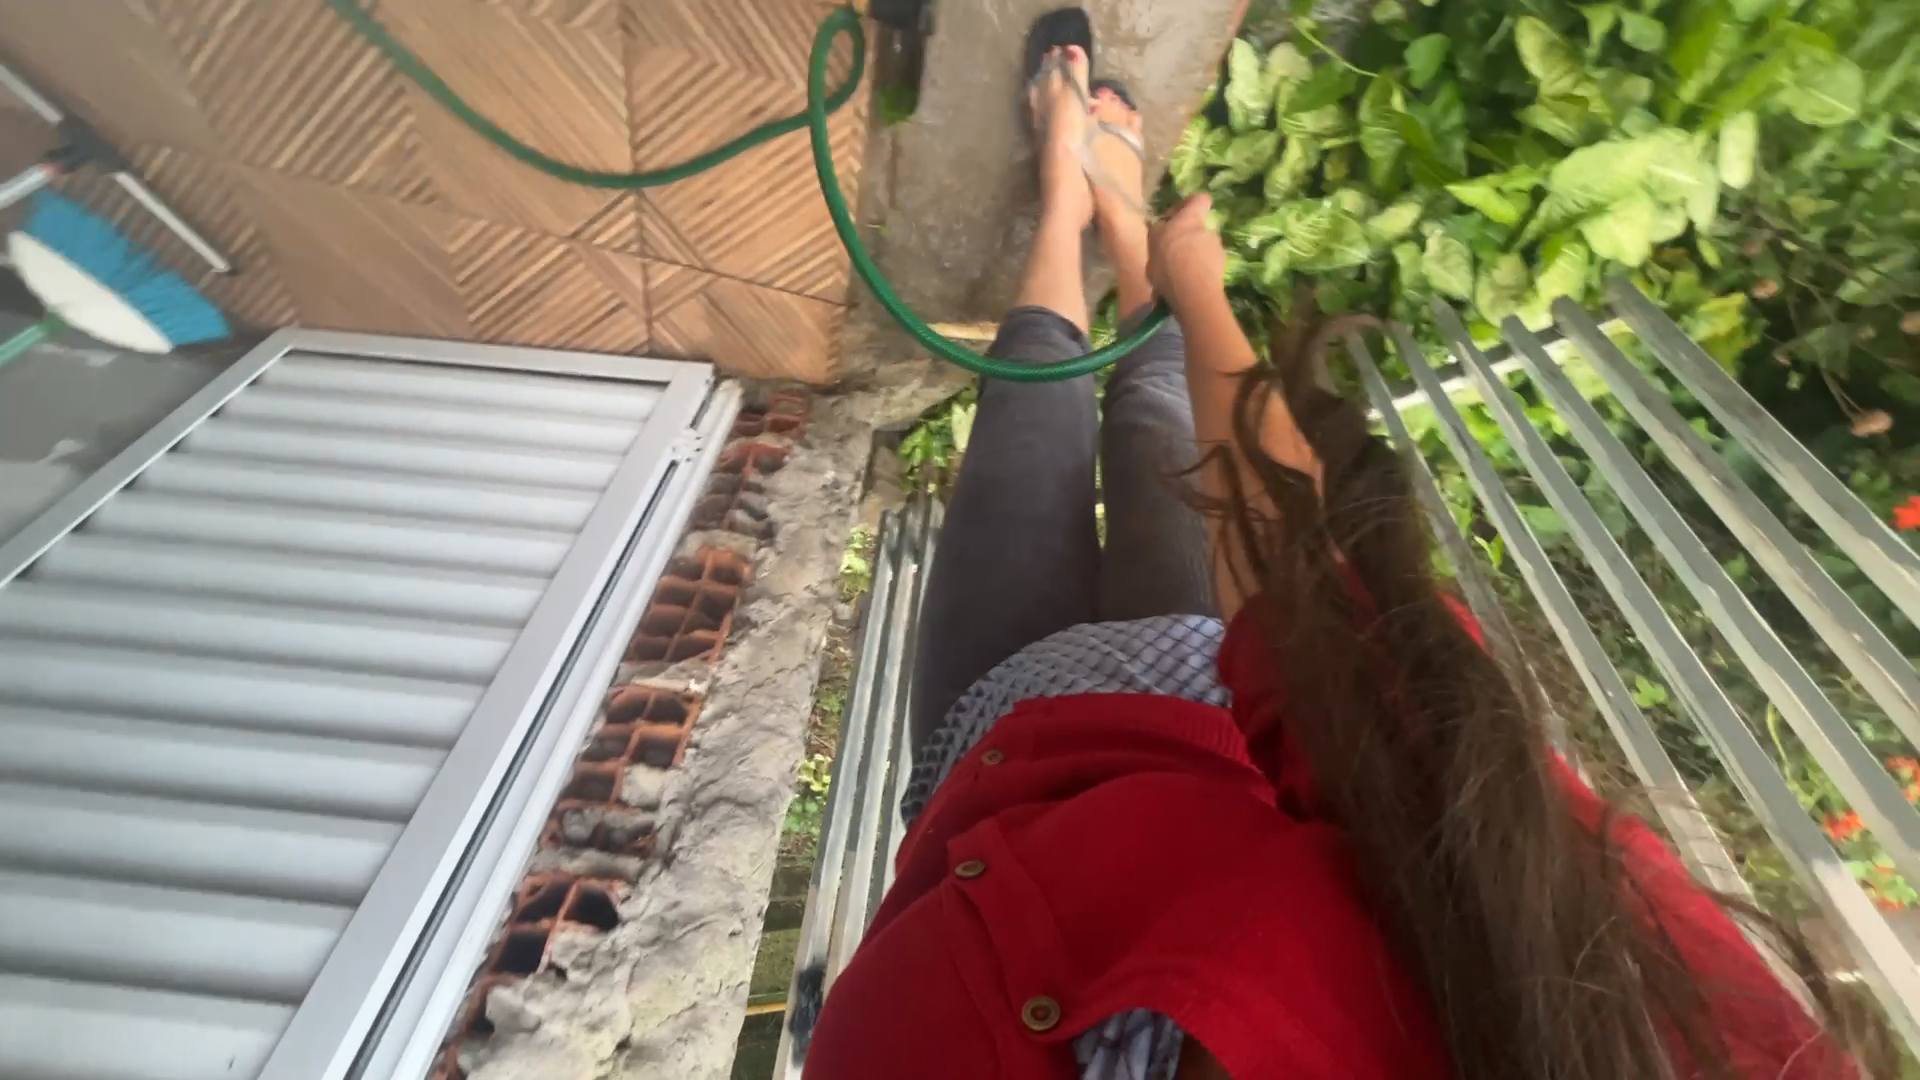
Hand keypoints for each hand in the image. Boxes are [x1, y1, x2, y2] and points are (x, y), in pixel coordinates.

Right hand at [1149, 194, 1227, 317]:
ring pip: (1204, 245)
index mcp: (1188, 219)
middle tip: (1175, 252)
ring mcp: (1216, 246)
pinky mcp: (1222, 264)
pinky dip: (1202, 268)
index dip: (1190, 205)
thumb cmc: (1167, 268)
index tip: (1177, 216)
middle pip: (1199, 226)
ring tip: (1181, 272)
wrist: (1193, 292)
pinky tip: (1190, 282)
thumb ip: (1158, 238)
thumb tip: (1160, 231)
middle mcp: (1205, 228)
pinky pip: (1209, 262)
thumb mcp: (1152, 250)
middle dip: (1189, 236)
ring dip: (1195, 253)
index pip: (1199, 199)